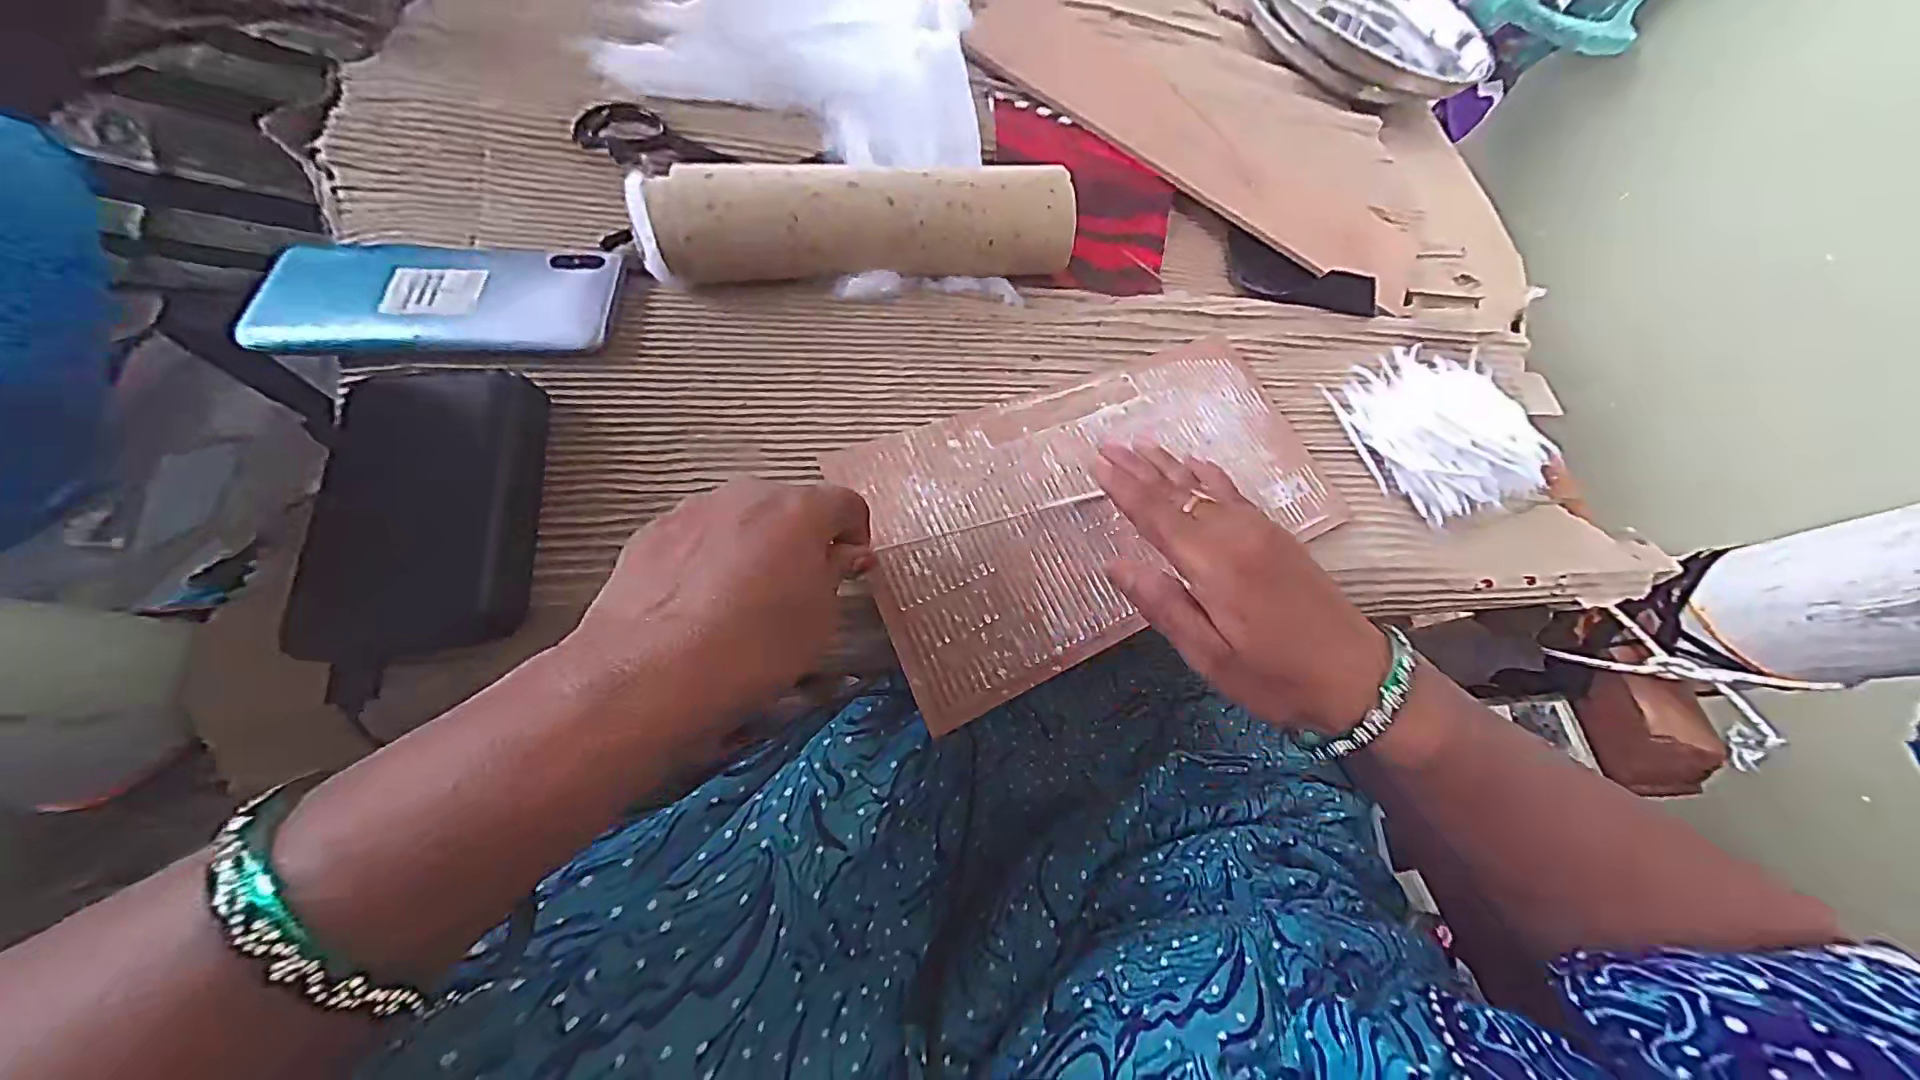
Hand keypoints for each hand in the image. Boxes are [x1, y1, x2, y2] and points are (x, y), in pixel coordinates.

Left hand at [560, 478, 871, 727]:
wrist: (650, 675)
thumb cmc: (753, 649)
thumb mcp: (819, 619)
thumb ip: (835, 574)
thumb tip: (843, 555)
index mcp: (801, 509)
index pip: (847, 504)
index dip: (854, 537)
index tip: (848, 570)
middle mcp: (748, 494)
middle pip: (791, 505)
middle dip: (802, 539)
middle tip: (799, 587)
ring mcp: (695, 509)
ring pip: (742, 518)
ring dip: (754, 545)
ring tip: (745, 599)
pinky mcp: (653, 532)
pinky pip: (700, 536)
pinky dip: (711, 557)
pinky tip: (702, 602)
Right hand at [1093, 443, 1388, 734]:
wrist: (1358, 678)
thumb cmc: (1275, 676)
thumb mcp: (1208, 656)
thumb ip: (1162, 605)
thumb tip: (1116, 565)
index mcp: (1214, 563)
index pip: (1156, 515)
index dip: (1124, 488)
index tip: (1097, 464)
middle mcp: (1236, 534)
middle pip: (1178, 492)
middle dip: (1139, 468)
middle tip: (1108, 446)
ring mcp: (1260, 530)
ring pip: (1204, 487)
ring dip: (1168, 465)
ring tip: (1140, 445)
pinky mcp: (1276, 535)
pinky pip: (1233, 493)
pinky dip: (1208, 475)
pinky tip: (1196, 464)